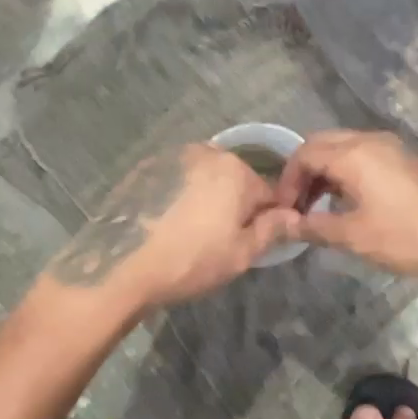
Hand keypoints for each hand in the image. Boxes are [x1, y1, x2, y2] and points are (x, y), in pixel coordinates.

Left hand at [45, 144, 301, 310]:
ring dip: (204, 198)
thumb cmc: (191, 261)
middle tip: (218, 240)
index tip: (251, 242)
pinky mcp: (143, 169)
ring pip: (202, 178)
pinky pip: (174, 181)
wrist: (122, 266)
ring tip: (190, 233)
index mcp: (235, 170)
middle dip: (233, 204)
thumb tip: (295, 215)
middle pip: (234, 179)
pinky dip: (176, 197)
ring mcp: (170, 157)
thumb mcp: (241, 254)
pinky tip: (166, 224)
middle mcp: (205, 153)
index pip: (268, 192)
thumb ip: (271, 229)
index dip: (265, 219)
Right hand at [273, 130, 417, 280]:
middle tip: (295, 205)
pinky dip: (345, 171)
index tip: (281, 209)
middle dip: (303, 172)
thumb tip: (284, 224)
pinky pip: (363, 155)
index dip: (287, 180)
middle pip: (321, 144)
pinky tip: (346, 201)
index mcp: (353, 154)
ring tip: (316, 206)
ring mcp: (391, 147)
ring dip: (324, 171)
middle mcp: (370, 140)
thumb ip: (313, 226)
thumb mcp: (352, 236)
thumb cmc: (405, 237)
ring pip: (343, 148)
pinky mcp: (405, 159)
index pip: (304, 154)